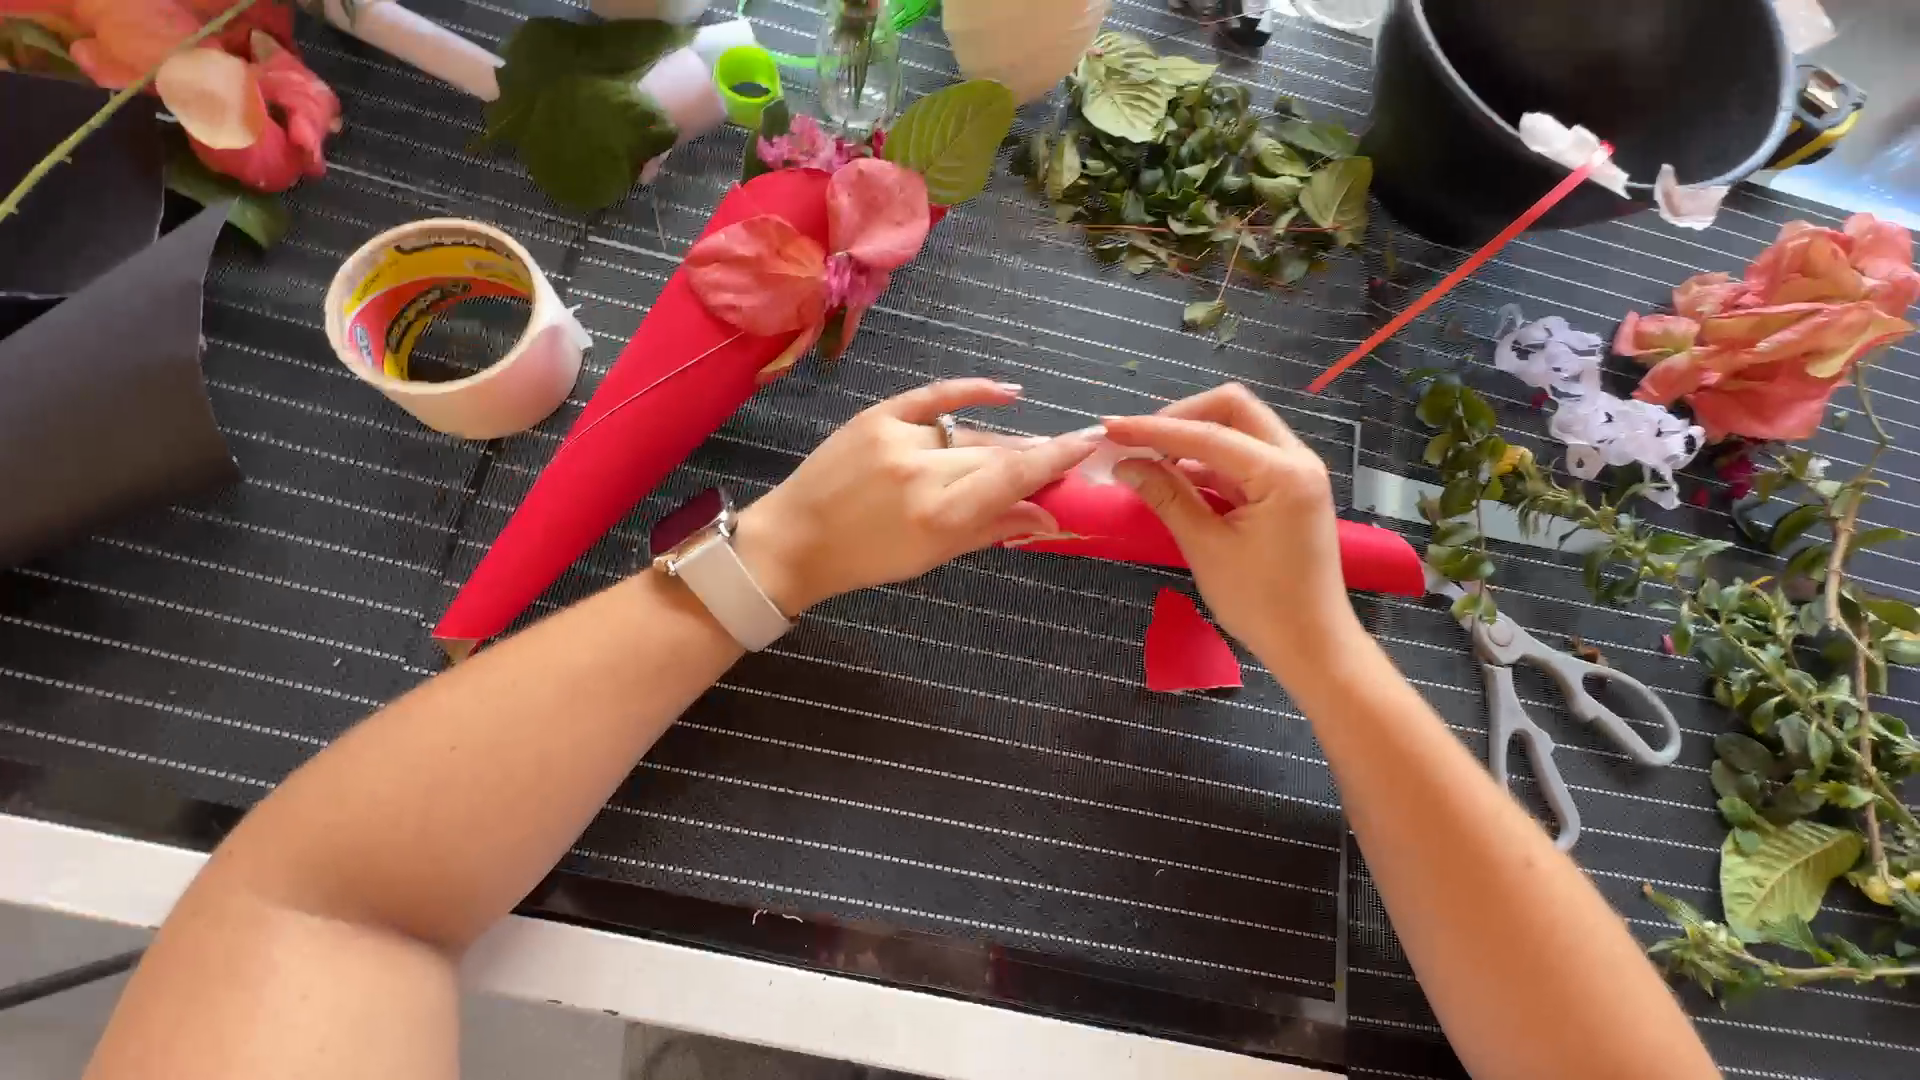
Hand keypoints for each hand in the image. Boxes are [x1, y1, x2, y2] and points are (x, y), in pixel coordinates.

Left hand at [731, 379, 1100, 612]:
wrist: (794, 540)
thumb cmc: (865, 561)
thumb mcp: (932, 557)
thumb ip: (991, 529)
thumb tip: (1048, 516)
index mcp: (939, 515)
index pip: (1013, 476)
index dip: (1056, 458)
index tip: (1089, 443)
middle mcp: (923, 470)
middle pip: (996, 453)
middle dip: (1032, 455)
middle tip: (1056, 459)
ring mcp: (898, 437)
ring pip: (971, 431)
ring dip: (1002, 440)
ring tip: (1021, 448)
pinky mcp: (877, 416)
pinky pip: (936, 396)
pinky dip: (972, 390)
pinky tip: (1008, 392)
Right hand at [1103, 383, 1360, 662]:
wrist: (1312, 645)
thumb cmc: (1260, 602)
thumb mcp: (1206, 547)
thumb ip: (1166, 497)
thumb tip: (1125, 465)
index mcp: (1283, 472)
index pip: (1208, 433)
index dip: (1153, 429)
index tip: (1110, 428)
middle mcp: (1296, 460)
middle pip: (1232, 410)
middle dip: (1180, 418)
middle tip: (1138, 441)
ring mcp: (1294, 474)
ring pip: (1237, 431)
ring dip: (1191, 440)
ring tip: (1146, 461)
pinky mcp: (1286, 491)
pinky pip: (1241, 460)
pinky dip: (1205, 464)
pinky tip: (1172, 480)